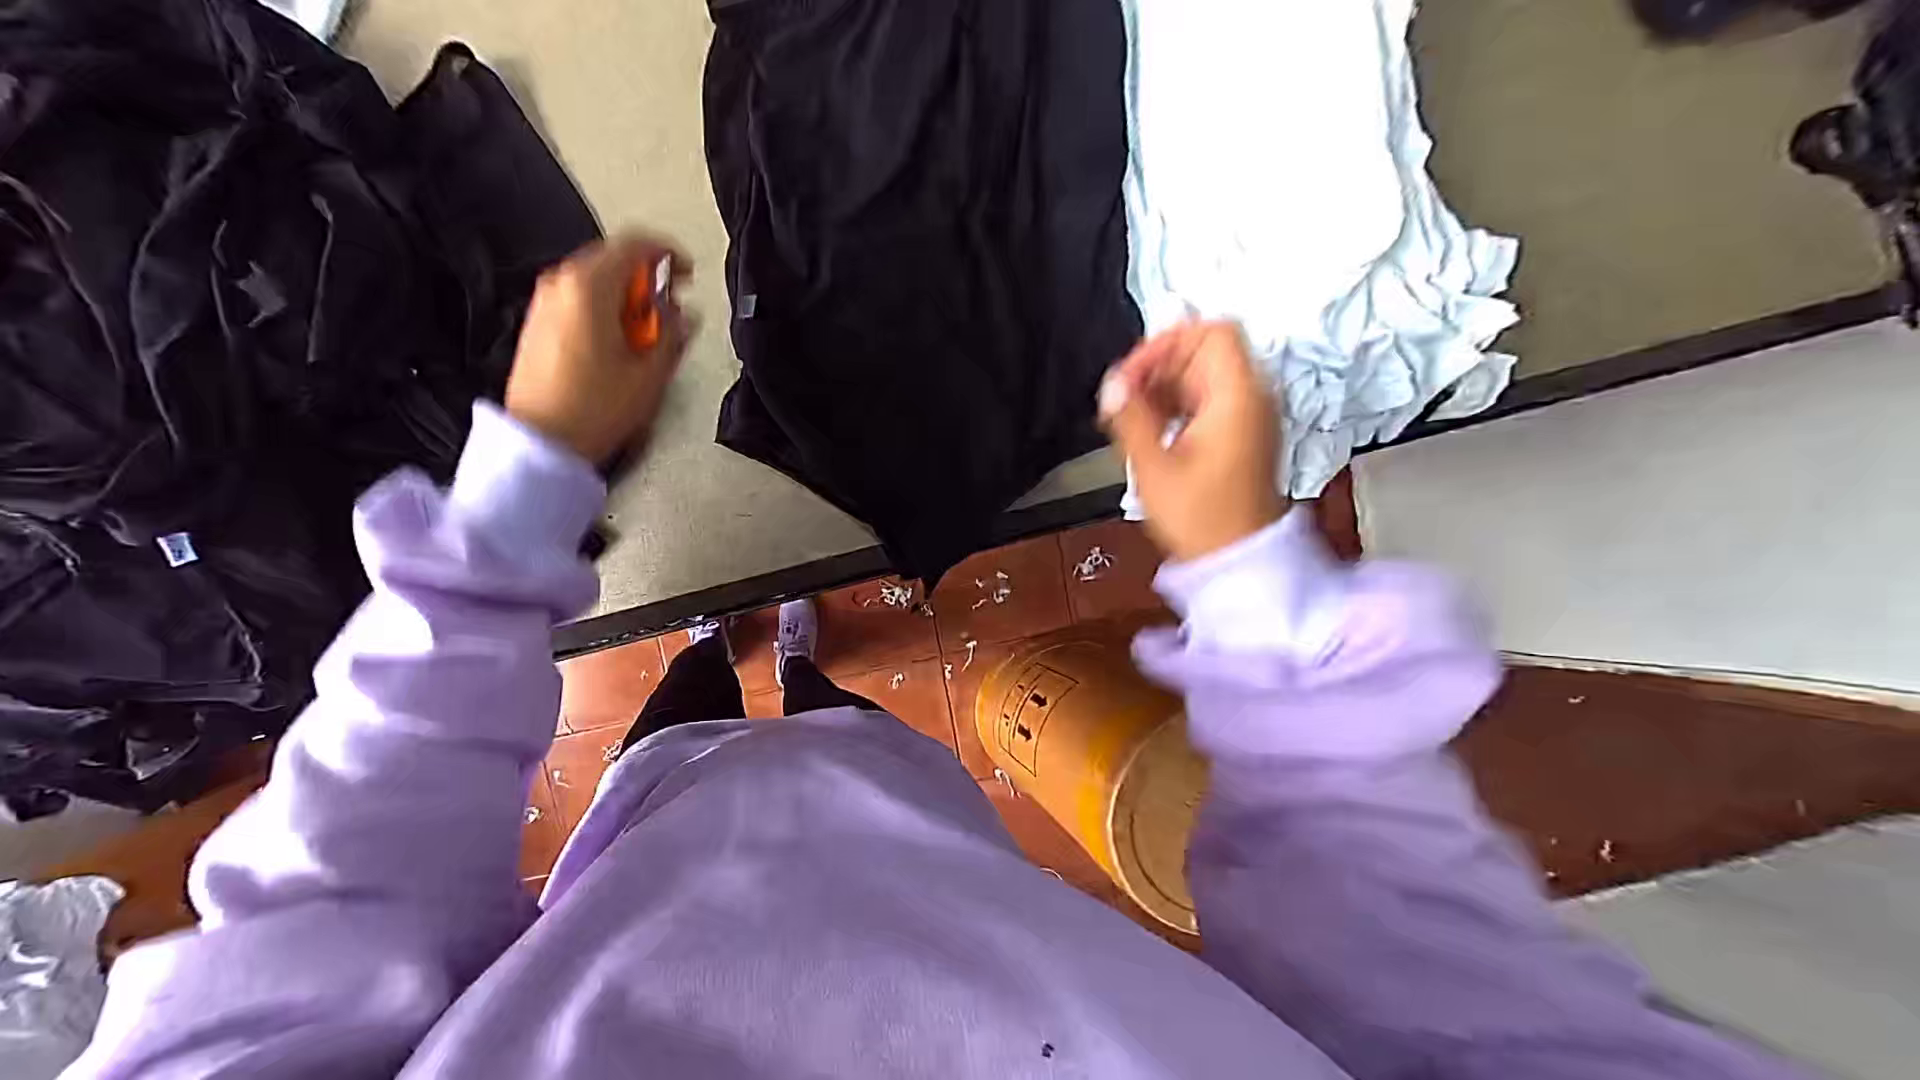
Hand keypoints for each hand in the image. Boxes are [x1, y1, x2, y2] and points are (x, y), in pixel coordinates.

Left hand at [505, 234, 692, 466]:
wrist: (544, 440)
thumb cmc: (589, 410)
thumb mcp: (652, 372)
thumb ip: (674, 333)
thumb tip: (682, 315)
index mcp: (589, 287)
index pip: (635, 244)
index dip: (668, 255)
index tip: (685, 273)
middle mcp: (561, 286)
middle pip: (614, 261)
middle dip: (649, 283)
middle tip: (672, 310)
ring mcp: (545, 304)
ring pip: (598, 282)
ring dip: (629, 300)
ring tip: (649, 336)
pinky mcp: (539, 325)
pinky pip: (580, 302)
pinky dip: (606, 312)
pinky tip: (622, 346)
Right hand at [1099, 320, 1288, 561]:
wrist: (1238, 559)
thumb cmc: (1204, 519)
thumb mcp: (1154, 467)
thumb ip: (1130, 418)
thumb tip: (1111, 386)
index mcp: (1237, 397)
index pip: (1210, 333)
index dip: (1166, 343)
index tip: (1132, 373)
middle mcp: (1251, 399)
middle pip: (1202, 353)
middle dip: (1157, 369)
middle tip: (1122, 398)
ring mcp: (1248, 416)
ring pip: (1202, 377)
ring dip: (1162, 388)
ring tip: (1129, 417)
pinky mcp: (1240, 435)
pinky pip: (1206, 401)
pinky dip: (1176, 406)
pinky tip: (1150, 430)